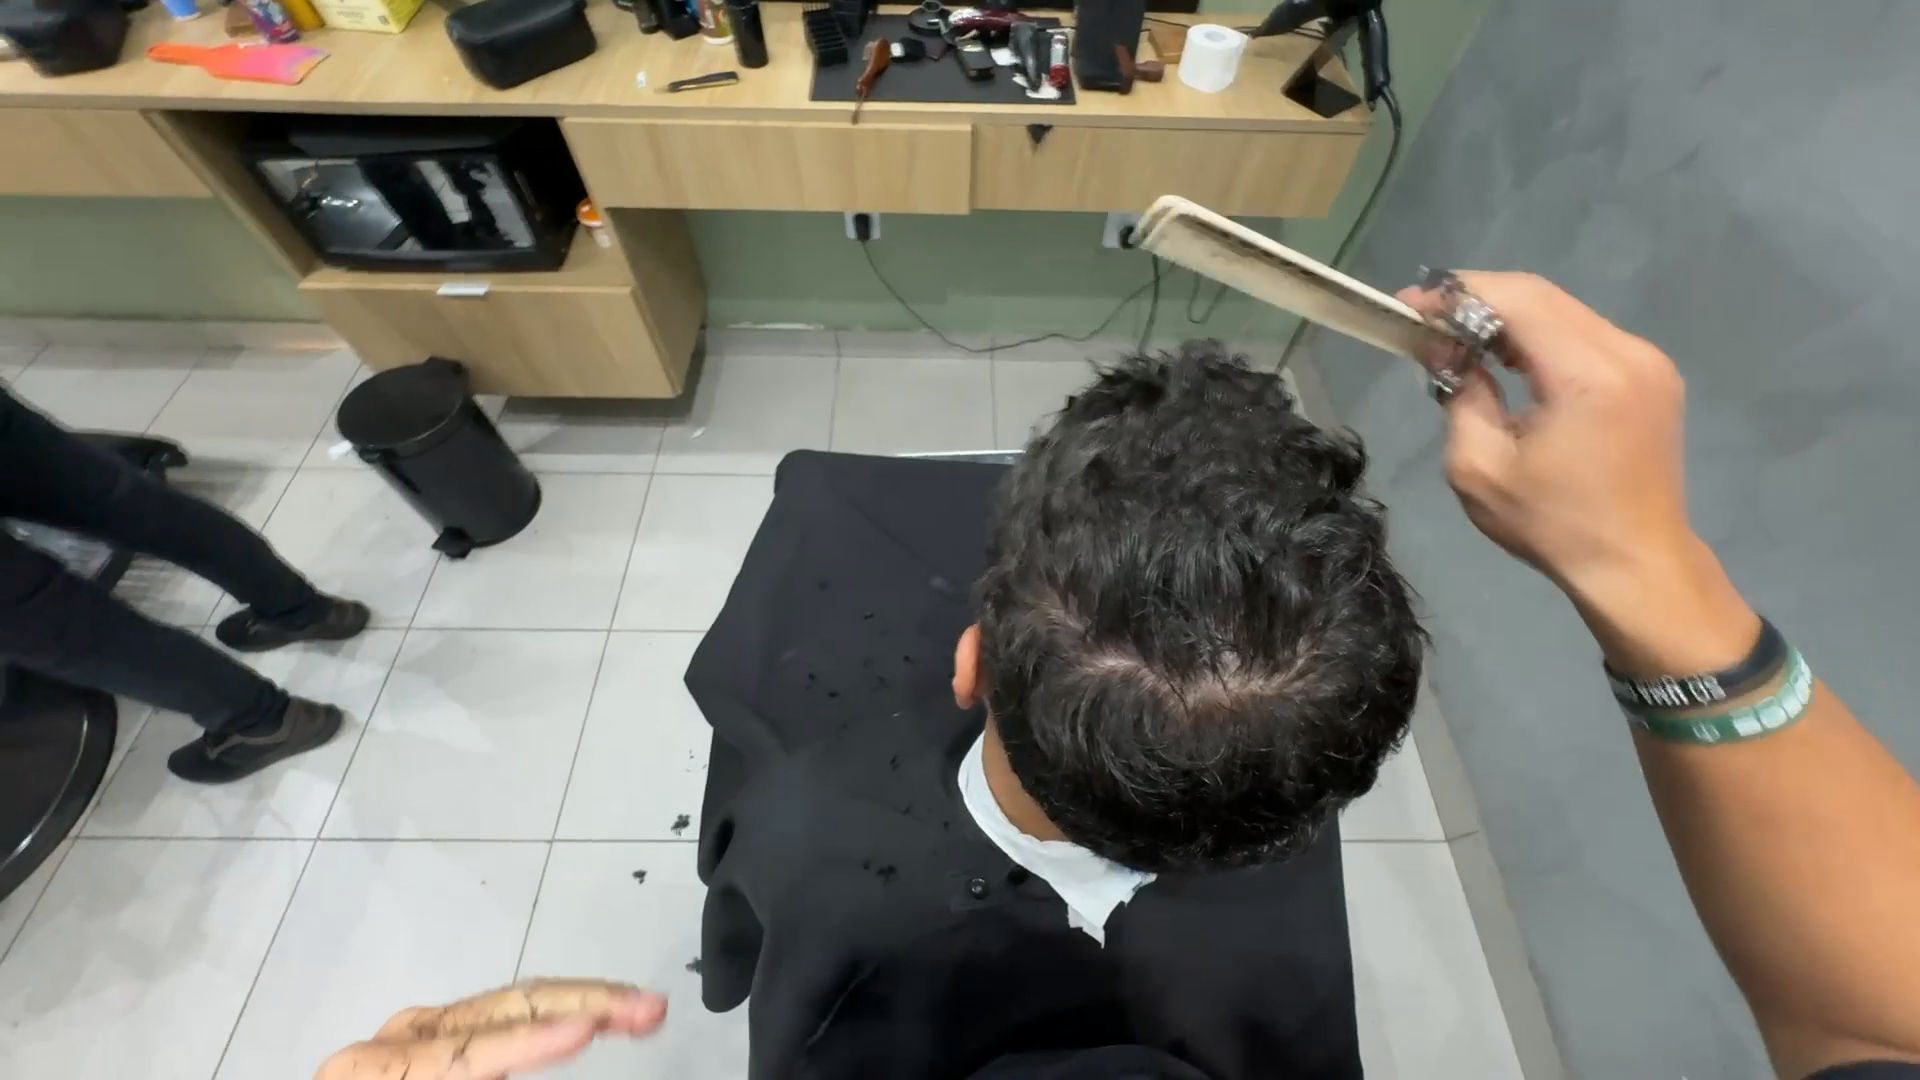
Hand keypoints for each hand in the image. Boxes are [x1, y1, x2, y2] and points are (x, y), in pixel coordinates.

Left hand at [314, 979, 666, 1079]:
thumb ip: (476, 1067)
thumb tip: (569, 1028)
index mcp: (380, 1072)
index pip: (474, 1053)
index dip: (536, 1041)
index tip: (589, 1031)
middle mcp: (406, 1036)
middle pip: (512, 1007)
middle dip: (590, 1005)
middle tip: (653, 1009)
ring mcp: (424, 1031)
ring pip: (520, 1002)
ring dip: (588, 1003)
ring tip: (644, 1008)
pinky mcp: (439, 1037)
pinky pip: (508, 1017)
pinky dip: (559, 1015)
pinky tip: (596, 1016)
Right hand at [1398, 272, 1753, 672]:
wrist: (1633, 562)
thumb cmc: (1547, 521)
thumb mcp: (1477, 465)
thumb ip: (1461, 398)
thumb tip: (1450, 356)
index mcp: (1586, 375)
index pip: (1519, 300)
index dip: (1458, 293)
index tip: (1409, 306)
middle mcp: (1626, 353)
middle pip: (1543, 297)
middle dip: (1476, 300)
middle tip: (1423, 321)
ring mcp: (1646, 362)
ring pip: (1564, 312)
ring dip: (1504, 317)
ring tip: (1454, 341)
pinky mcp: (1649, 377)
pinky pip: (1583, 336)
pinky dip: (1534, 337)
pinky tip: (1501, 359)